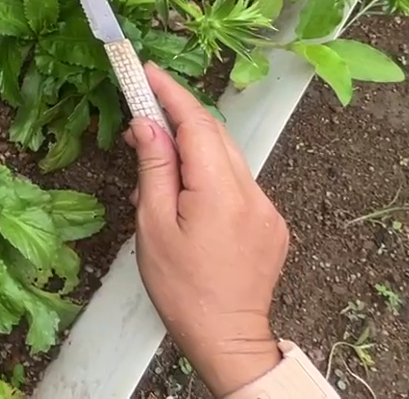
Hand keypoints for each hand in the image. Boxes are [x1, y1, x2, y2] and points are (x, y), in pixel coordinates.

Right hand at [127, 63, 287, 395]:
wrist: (226, 339)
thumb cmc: (180, 285)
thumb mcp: (153, 222)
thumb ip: (154, 166)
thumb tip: (147, 122)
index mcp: (222, 194)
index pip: (198, 125)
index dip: (170, 92)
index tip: (144, 69)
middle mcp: (254, 196)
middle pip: (215, 134)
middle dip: (177, 111)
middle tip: (138, 101)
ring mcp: (267, 210)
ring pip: (226, 155)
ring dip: (189, 140)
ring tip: (149, 147)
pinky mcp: (269, 224)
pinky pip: (234, 179)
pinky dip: (204, 167)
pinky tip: (178, 183)